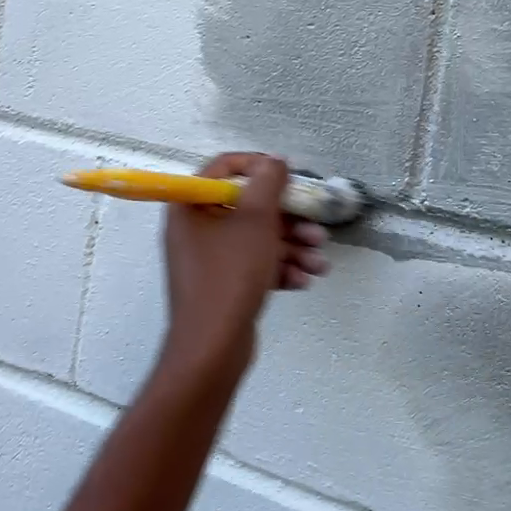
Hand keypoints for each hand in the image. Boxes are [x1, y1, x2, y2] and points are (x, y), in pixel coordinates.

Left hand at [159, 153, 329, 369]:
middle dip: (289, 218)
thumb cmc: (229, 274)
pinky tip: (304, 281)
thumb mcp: (255, 220)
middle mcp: (195, 229)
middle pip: (248, 207)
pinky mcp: (223, 286)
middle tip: (316, 228)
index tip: (289, 176)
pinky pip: (255, 266)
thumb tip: (275, 161)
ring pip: (258, 239)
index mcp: (190, 206)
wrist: (212, 348)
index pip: (224, 168)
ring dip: (293, 247)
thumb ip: (268, 182)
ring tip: (320, 262)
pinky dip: (280, 270)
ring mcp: (209, 260)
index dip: (259, 166)